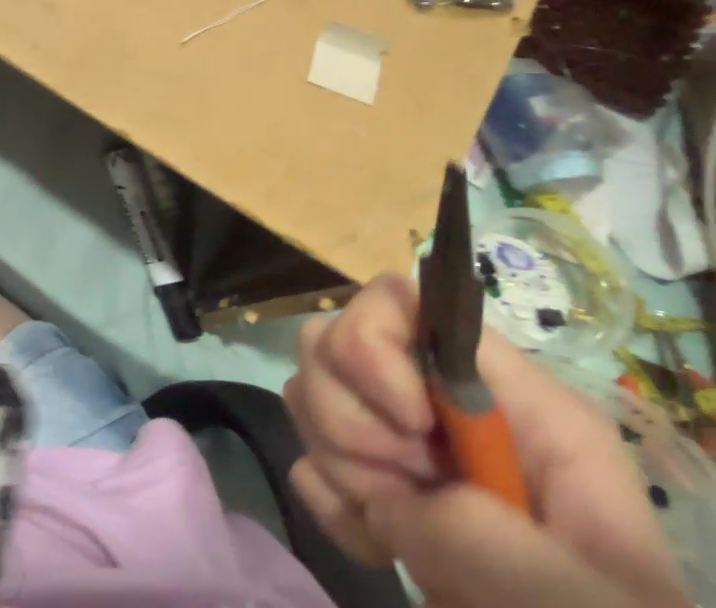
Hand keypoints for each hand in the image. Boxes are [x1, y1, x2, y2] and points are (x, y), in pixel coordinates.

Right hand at [285, 275, 689, 606]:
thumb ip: (481, 529)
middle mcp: (438, 401)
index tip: (407, 419)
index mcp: (504, 396)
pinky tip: (385, 547)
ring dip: (339, 464)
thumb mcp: (574, 585)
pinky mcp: (362, 485)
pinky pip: (304, 463)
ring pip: (305, 396)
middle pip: (330, 342)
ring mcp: (394, 442)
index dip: (372, 343)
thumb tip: (388, 500)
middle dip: (346, 416)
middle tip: (409, 481)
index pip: (398, 299)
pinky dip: (334, 509)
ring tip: (402, 526)